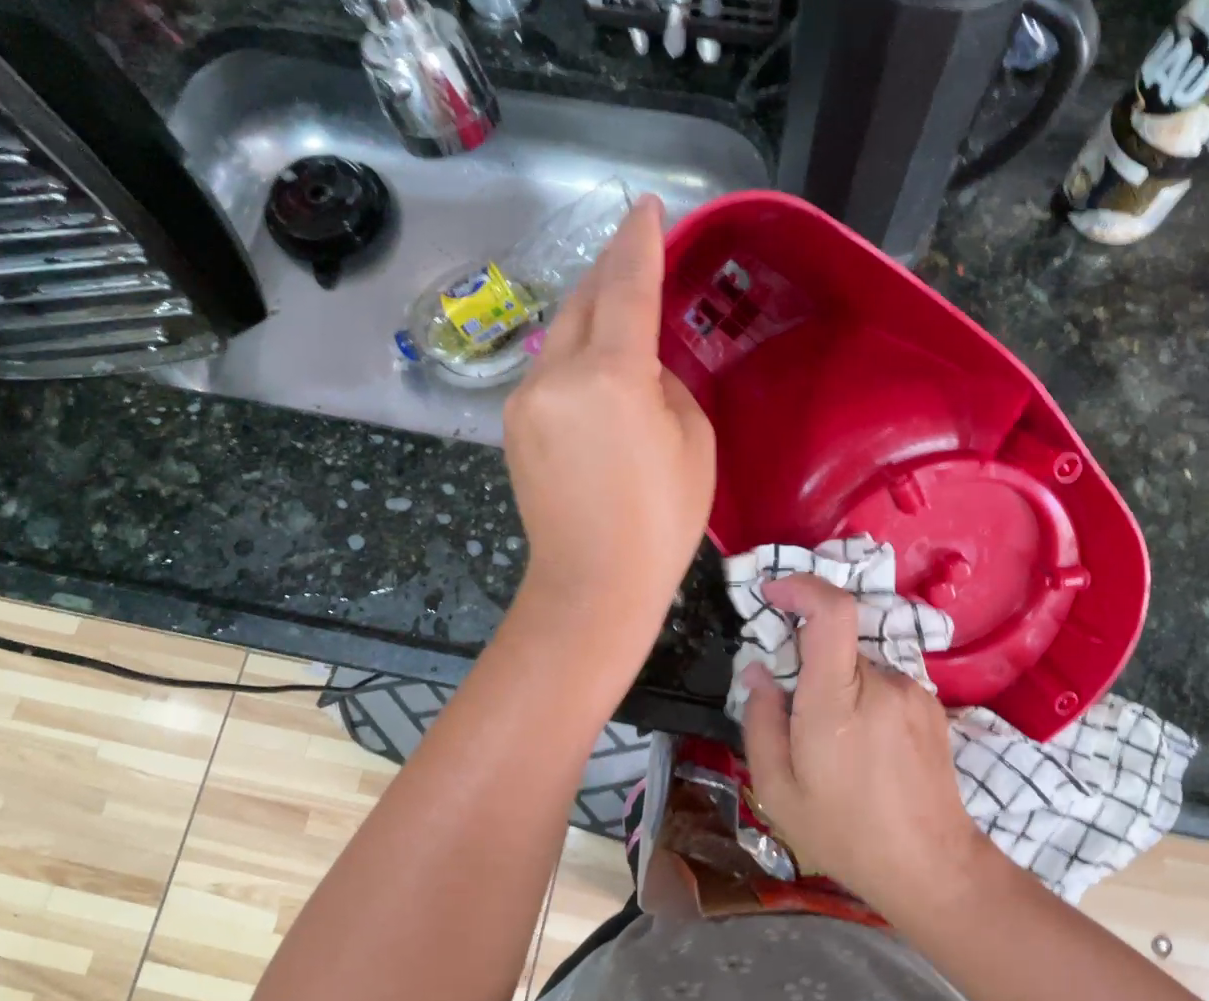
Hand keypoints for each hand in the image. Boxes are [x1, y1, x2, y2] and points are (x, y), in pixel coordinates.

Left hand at [503, 195, 715, 632]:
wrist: (592, 585)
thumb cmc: (660, 522)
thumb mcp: (693, 444)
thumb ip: (666, 386)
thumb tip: (642, 369)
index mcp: (611, 377)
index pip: (627, 287)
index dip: (640, 242)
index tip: (647, 207)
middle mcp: (558, 374)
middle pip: (585, 299)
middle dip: (611, 268)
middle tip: (637, 248)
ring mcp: (527, 398)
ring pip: (563, 334)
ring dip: (593, 313)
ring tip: (622, 309)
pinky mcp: (514, 423)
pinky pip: (551, 370)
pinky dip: (578, 356)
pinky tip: (599, 373)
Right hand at [741, 574, 985, 906]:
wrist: (931, 867)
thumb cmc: (845, 834)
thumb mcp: (778, 790)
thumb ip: (760, 721)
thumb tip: (758, 672)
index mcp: (837, 703)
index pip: (832, 612)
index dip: (803, 587)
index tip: (774, 594)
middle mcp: (882, 684)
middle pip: (838, 641)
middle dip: (809, 660)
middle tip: (795, 712)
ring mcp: (913, 692)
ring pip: (860, 665)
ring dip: (839, 686)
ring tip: (836, 746)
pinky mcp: (931, 705)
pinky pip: (885, 683)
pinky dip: (864, 698)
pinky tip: (866, 750)